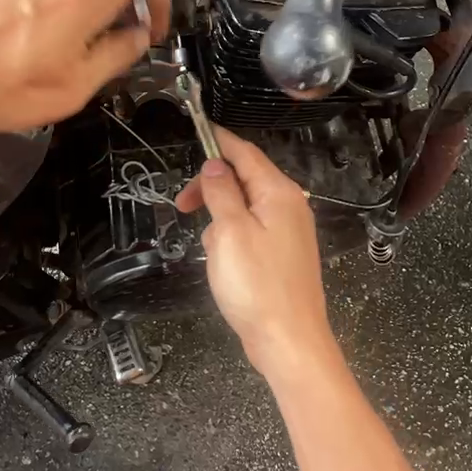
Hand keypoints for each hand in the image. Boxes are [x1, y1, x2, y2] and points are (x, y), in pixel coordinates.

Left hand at [0, 0, 170, 132]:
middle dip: (118, 18)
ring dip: (82, 21)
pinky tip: (28, 52)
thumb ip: (116, 56)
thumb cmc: (2, 87)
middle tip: (110, 55)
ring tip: (62, 61)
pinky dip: (51, 19)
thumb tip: (139, 38)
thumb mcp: (75, 86)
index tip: (154, 29)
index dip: (158, 1)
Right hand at [175, 128, 334, 378]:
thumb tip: (215, 165)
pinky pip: (251, 233)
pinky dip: (232, 240)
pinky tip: (225, 266)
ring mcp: (289, 232)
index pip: (246, 154)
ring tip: (214, 253)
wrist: (289, 341)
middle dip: (212, 189)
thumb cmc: (257, 285)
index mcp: (279, 194)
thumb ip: (221, 192)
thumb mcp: (229, 231)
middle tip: (182, 206)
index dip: (220, 140)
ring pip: (244, 209)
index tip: (198, 129)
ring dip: (220, 221)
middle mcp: (290, 206)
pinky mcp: (283, 255)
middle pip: (245, 180)